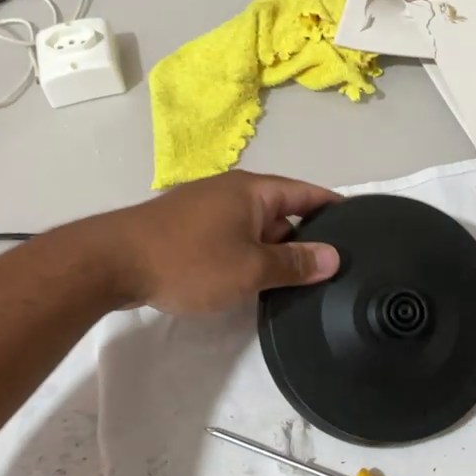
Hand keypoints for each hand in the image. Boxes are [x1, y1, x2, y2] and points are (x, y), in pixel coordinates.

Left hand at [83, 172, 341, 314]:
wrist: (112, 263)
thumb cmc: (189, 262)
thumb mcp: (250, 269)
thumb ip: (294, 264)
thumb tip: (333, 256)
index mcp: (253, 191)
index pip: (307, 194)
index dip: (336, 211)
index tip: (362, 229)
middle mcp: (232, 192)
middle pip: (282, 212)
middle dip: (305, 239)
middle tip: (332, 271)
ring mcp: (206, 209)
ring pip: (254, 230)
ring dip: (274, 252)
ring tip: (299, 284)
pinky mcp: (186, 230)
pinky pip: (231, 239)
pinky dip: (247, 256)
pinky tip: (254, 283)